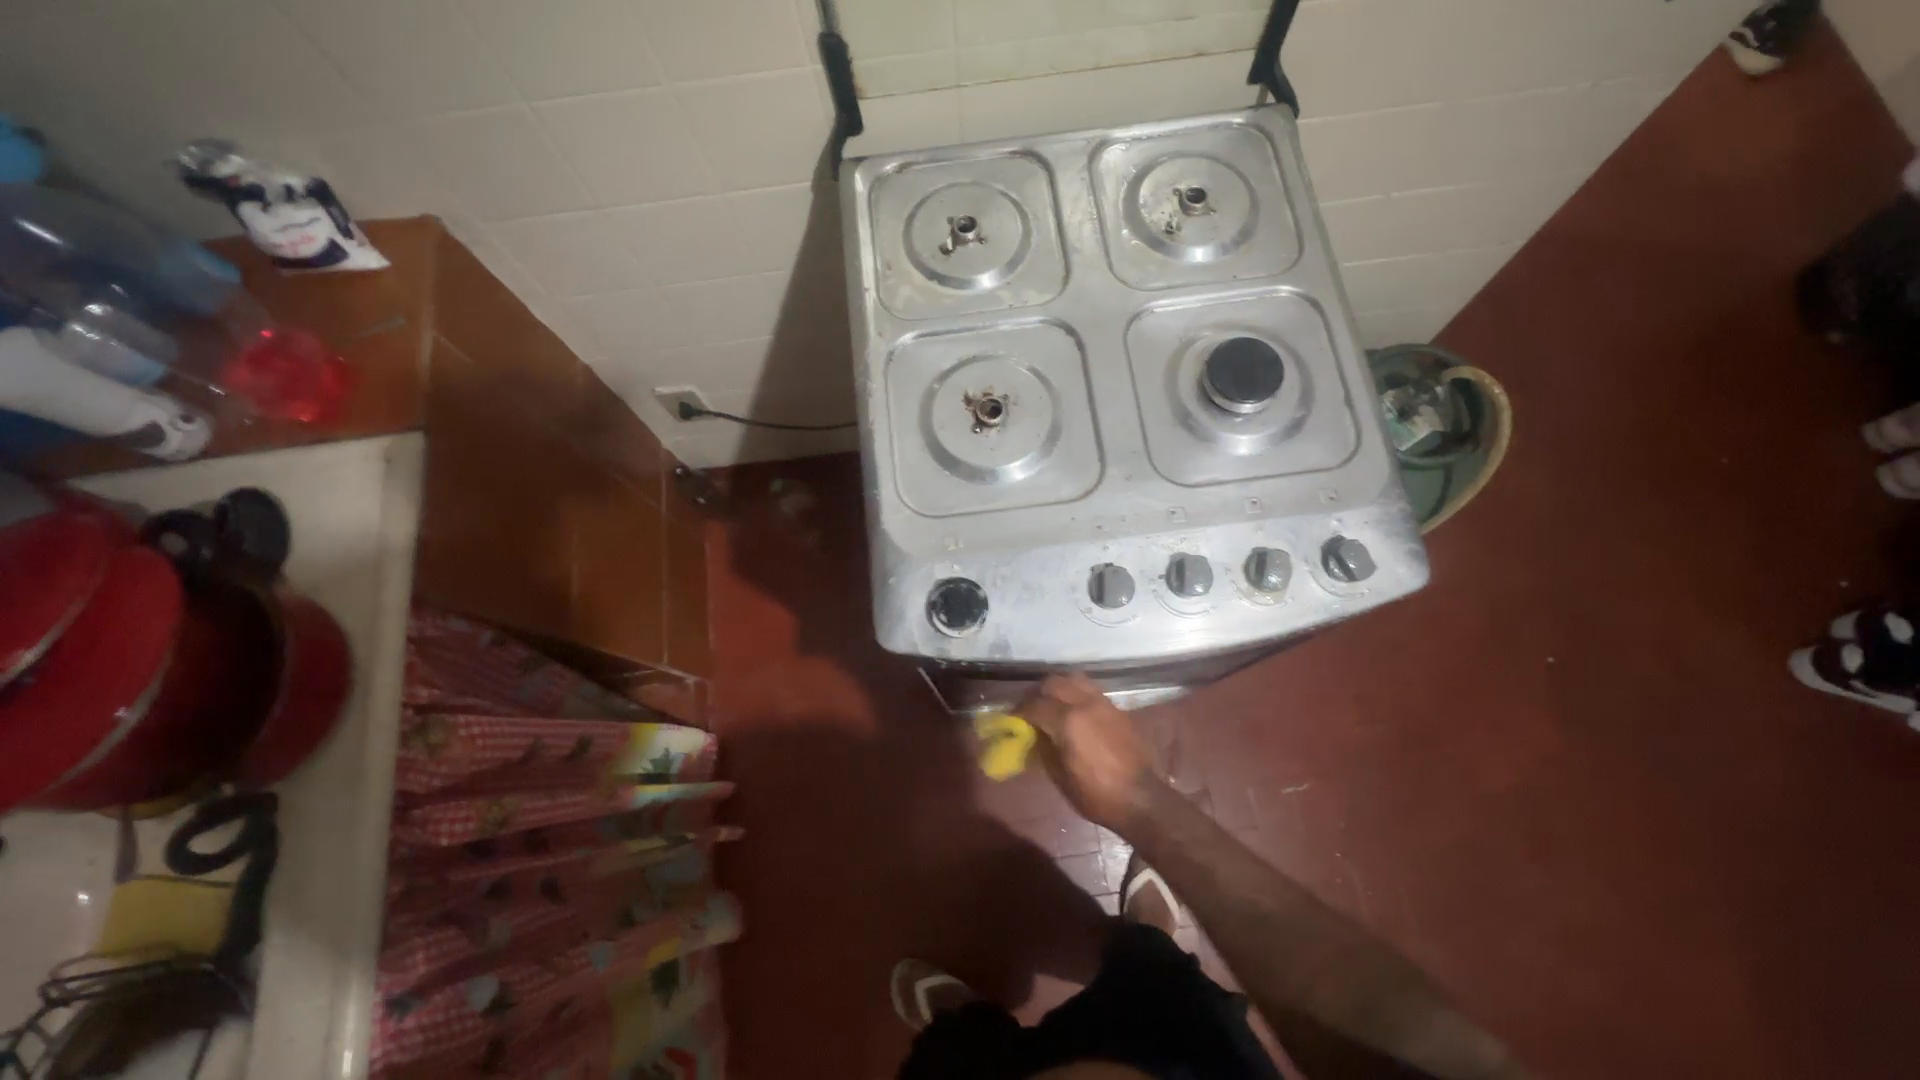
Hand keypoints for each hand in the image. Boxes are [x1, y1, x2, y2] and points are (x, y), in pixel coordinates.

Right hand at [1018, 673, 1155, 831]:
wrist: (1140, 798)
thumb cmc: (1096, 794)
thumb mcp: (1060, 776)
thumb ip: (1044, 747)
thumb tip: (1034, 734)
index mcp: (1068, 721)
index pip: (1034, 705)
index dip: (1019, 711)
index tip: (1012, 719)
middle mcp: (1085, 704)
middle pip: (1053, 683)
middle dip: (1037, 694)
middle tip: (1030, 710)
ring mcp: (1103, 703)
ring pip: (1074, 679)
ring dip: (1059, 688)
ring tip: (1052, 704)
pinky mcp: (1117, 709)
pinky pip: (1090, 690)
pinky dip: (1076, 693)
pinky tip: (1073, 711)